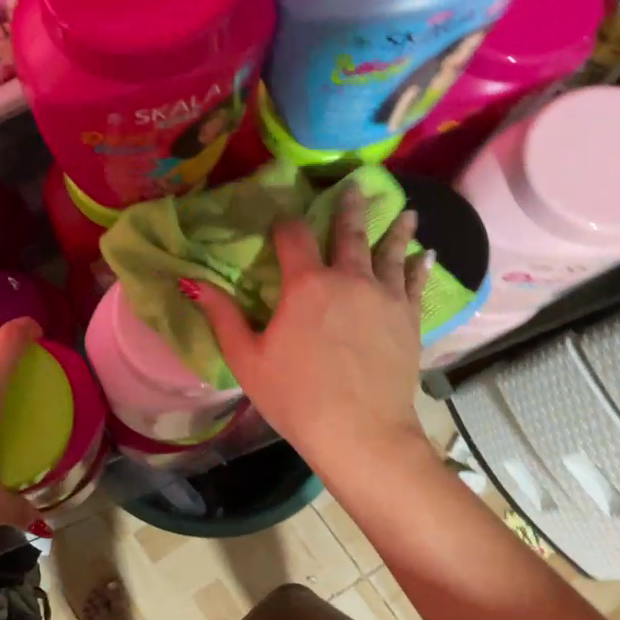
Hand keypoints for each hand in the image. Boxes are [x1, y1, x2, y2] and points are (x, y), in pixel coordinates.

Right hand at [188, 187, 432, 467]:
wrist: (360, 431)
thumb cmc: (295, 397)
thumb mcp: (247, 359)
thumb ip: (222, 316)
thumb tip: (192, 283)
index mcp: (306, 286)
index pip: (294, 237)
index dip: (286, 224)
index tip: (284, 218)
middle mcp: (349, 279)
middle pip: (350, 234)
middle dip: (351, 210)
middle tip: (357, 189)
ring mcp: (385, 297)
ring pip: (390, 252)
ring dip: (396, 229)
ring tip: (407, 212)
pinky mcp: (408, 319)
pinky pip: (416, 282)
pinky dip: (420, 266)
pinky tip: (426, 255)